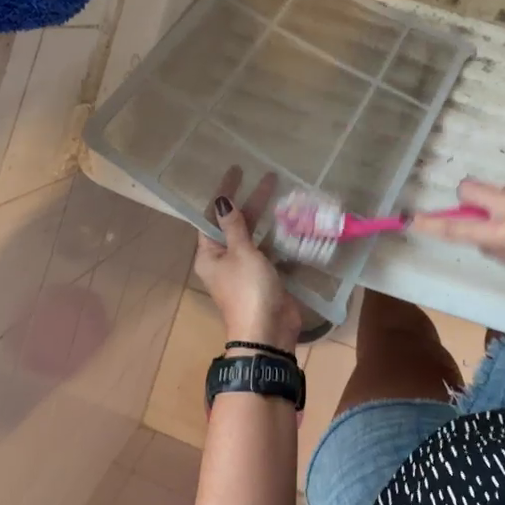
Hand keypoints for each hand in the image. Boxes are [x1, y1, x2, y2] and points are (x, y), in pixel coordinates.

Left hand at [195, 168, 299, 351]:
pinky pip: (272, 251)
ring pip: (256, 236)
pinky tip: (294, 221)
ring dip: (268, 217)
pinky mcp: (267, 277)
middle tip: (268, 176)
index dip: (223, 193)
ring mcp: (246, 269)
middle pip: (236, 223)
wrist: (268, 333)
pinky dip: (281, 237)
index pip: (212, 216)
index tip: (235, 171)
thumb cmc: (248, 290)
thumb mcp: (241, 254)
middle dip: (252, 201)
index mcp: (209, 254)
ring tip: (284, 193)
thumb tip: (222, 201)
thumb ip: (235, 226)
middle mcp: (224, 260)